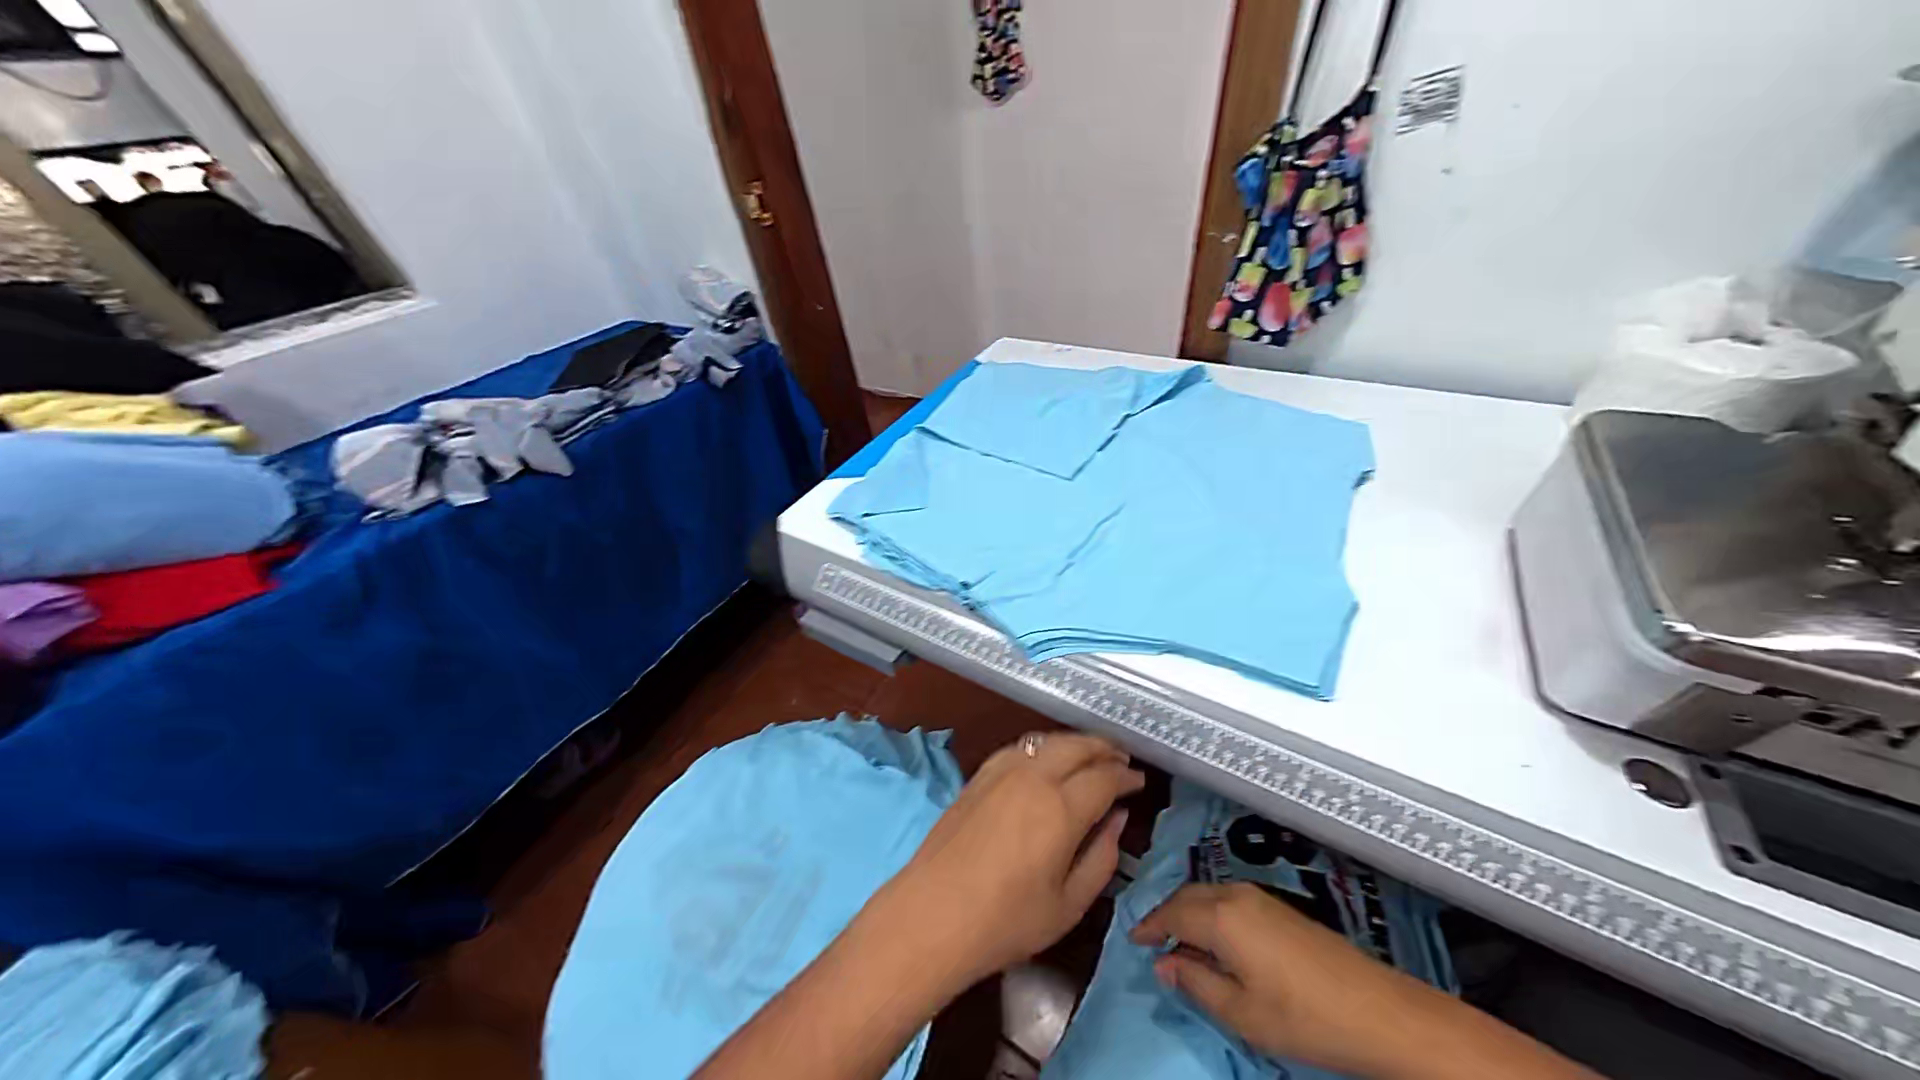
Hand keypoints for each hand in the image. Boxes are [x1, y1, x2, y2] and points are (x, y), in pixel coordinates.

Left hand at [878, 731, 1143, 992]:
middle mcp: (1033, 778)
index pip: (1104, 777)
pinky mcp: (978, 776)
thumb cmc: (1006, 921)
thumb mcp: (1069, 904)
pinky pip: (1020, 748)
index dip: (1126, 776)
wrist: (933, 914)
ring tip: (1091, 754)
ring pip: (1047, 741)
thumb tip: (1116, 818)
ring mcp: (1001, 772)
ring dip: (1075, 743)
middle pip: (1077, 746)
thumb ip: (1101, 856)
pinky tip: (1047, 760)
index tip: (1139, 781)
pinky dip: (1043, 747)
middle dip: (1104, 749)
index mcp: (1061, 808)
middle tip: (1122, 760)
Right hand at [1134, 884, 1598, 1079]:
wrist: (1380, 1012)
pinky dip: (1211, 913)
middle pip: (1187, 897)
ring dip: (1189, 912)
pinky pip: (1229, 899)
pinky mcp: (1281, 908)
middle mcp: (1236, 895)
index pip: (1171, 914)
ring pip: (1209, 895)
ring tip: (1181, 942)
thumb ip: (1196, 984)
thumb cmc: (1304, 1018)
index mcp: (1221, 917)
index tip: (1133, 940)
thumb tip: (1165, 965)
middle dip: (1166, 915)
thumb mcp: (1241, 1013)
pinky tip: (1217, 940)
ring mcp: (1262, 898)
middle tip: (1153, 940)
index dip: (1149, 927)